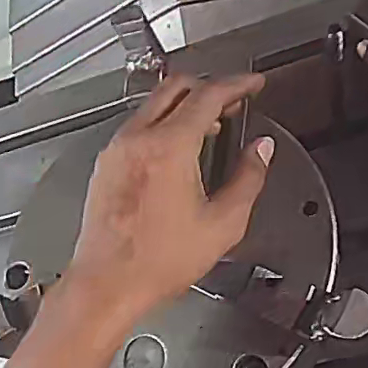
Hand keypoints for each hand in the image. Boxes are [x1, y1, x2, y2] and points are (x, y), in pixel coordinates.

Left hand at [66, 73, 272, 324]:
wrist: (108, 283)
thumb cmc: (157, 262)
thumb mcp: (223, 225)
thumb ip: (248, 180)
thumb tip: (261, 151)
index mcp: (169, 148)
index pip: (209, 95)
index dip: (237, 84)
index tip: (251, 84)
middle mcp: (138, 140)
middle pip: (176, 87)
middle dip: (210, 86)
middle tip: (233, 100)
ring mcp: (117, 150)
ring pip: (154, 104)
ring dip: (185, 106)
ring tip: (210, 126)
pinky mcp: (106, 165)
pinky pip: (137, 127)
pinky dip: (162, 125)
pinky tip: (177, 150)